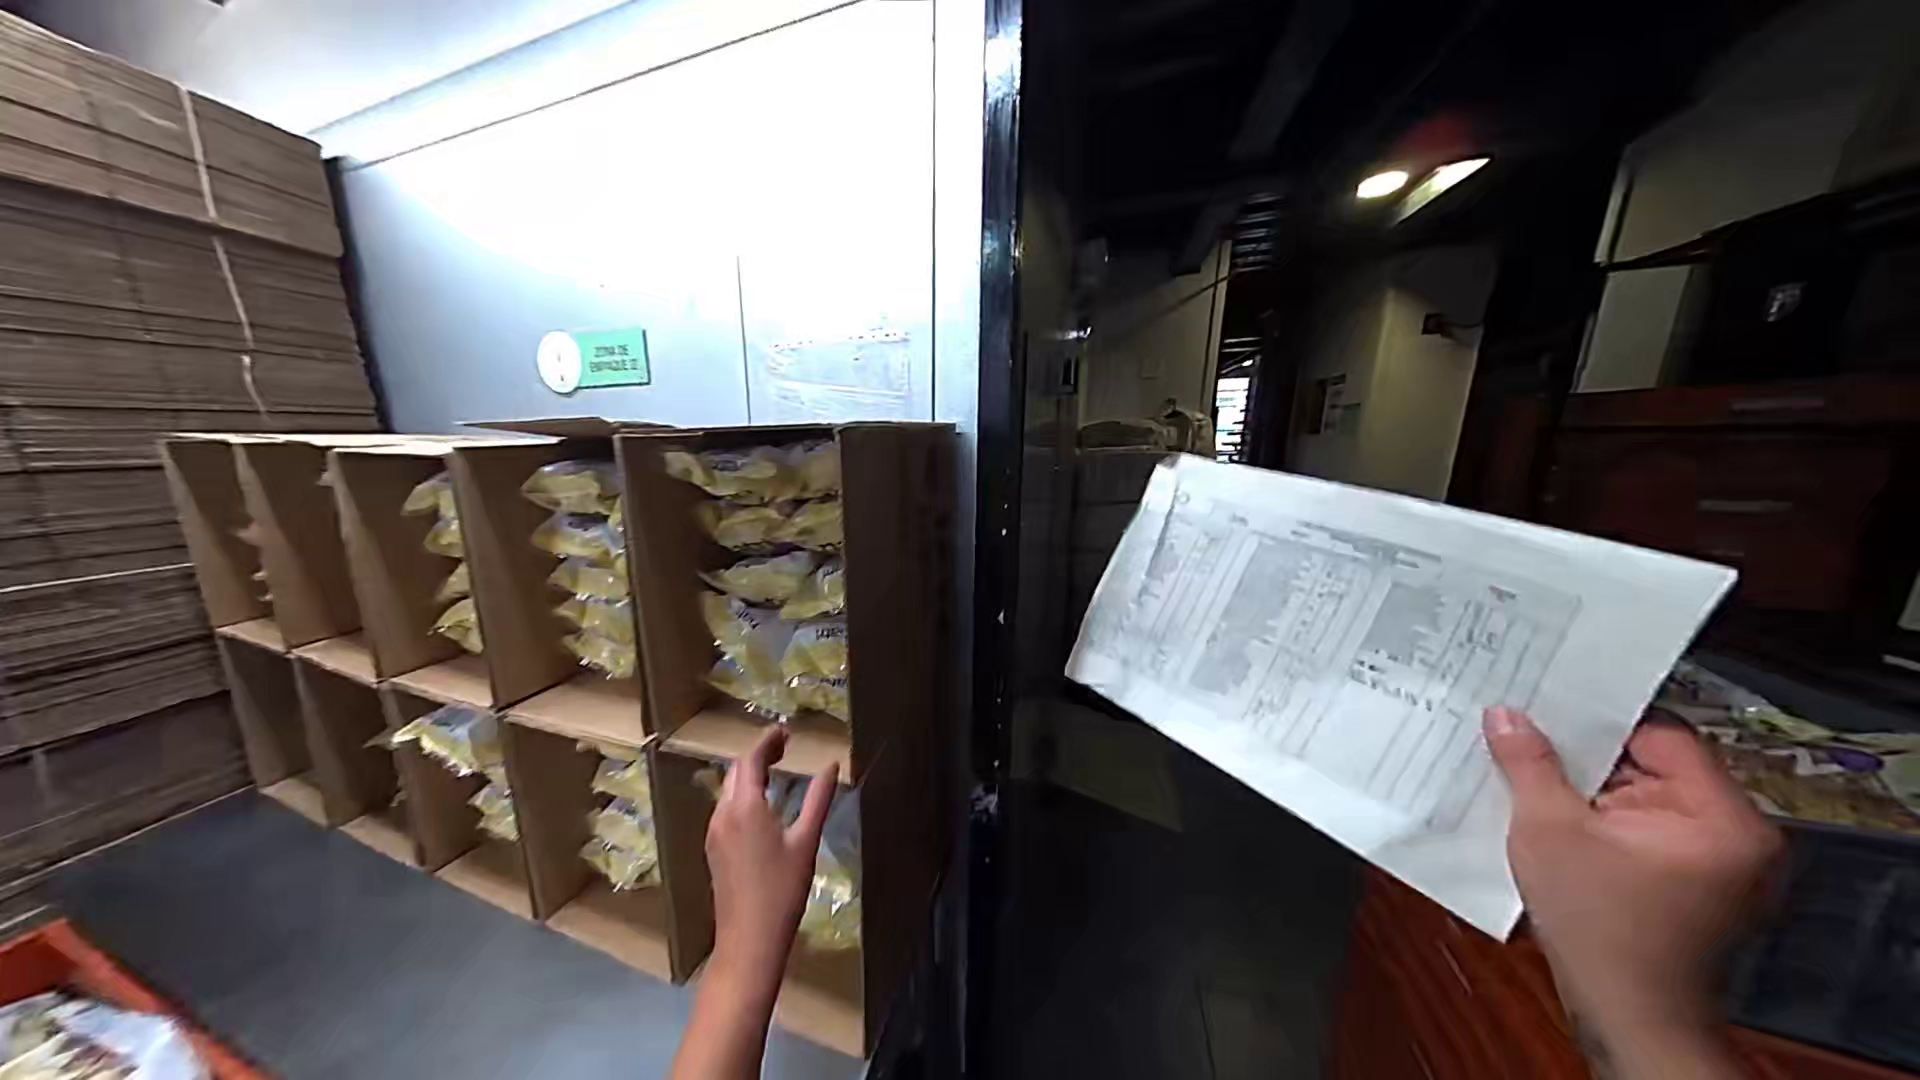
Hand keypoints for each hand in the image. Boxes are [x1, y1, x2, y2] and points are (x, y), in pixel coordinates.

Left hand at [671, 727, 839, 1079]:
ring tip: (776, 769)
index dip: (767, 741)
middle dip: (758, 754)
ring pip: (728, 790)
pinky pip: (726, 808)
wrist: (748, 942)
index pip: (750, 760)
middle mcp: (723, 815)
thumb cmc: (782, 890)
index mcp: (744, 807)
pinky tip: (763, 803)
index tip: (786, 731)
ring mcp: (714, 833)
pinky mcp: (714, 850)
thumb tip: (831, 766)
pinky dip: (743, 793)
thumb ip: (818, 798)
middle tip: (785, 747)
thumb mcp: (806, 840)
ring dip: (749, 773)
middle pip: (736, 772)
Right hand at [1484, 707, 1779, 1068]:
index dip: (1597, 716)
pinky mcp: (1680, 871)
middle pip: (1647, 761)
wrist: (1620, 1003)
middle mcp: (1729, 832)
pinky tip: (1540, 798)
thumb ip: (1528, 762)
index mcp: (1720, 818)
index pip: (1661, 735)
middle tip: (1518, 724)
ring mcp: (1707, 855)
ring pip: (1632, 789)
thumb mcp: (1546, 825)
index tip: (1541, 699)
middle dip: (1579, 748)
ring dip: (1578, 778)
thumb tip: (1504, 713)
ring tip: (1520, 758)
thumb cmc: (1593, 914)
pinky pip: (1629, 816)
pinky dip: (1587, 805)